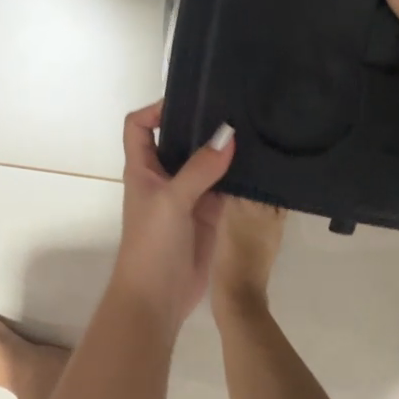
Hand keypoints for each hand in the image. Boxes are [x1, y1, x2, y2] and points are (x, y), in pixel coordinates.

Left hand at [112, 102, 234, 330]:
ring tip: (253, 126)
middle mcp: (164, 177)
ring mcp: (187, 196)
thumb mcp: (172, 200)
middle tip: (233, 105)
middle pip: (178, 140)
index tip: (188, 100)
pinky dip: (238, 176)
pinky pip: (223, 187)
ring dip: (223, 149)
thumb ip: (200, 168)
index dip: (156, 109)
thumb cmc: (152, 244)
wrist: (157, 299)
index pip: (139, 126)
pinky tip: (259, 162)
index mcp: (142, 168)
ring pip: (205, 163)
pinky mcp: (207, 215)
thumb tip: (228, 135)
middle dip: (200, 124)